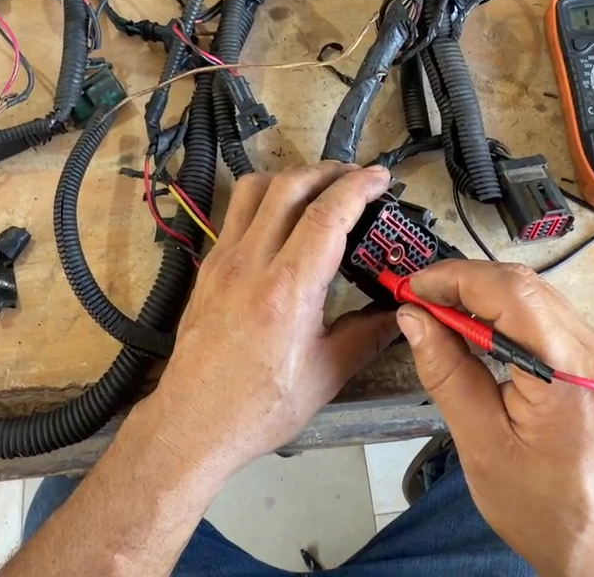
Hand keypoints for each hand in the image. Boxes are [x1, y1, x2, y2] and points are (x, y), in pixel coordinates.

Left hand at [131, 163, 398, 485]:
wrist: (194, 421)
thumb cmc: (259, 406)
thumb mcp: (326, 374)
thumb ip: (367, 334)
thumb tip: (400, 310)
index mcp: (286, 290)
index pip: (325, 216)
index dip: (357, 187)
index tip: (380, 176)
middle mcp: (250, 263)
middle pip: (289, 187)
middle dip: (329, 172)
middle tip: (357, 177)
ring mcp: (223, 259)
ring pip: (255, 188)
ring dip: (293, 177)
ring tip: (321, 187)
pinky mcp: (209, 265)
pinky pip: (236, 211)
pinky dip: (266, 197)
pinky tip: (284, 216)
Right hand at [398, 261, 593, 576]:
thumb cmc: (544, 509)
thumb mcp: (482, 445)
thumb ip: (447, 372)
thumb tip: (414, 317)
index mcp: (571, 373)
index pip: (511, 293)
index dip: (455, 278)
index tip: (413, 288)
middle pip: (524, 286)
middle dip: (465, 284)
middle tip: (421, 302)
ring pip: (536, 296)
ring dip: (484, 297)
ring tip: (442, 316)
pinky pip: (548, 316)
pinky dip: (507, 315)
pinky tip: (480, 334)